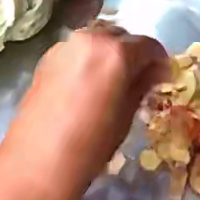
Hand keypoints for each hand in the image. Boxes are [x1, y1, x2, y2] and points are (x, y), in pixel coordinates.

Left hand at [0, 24, 168, 199]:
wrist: (36, 163)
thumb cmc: (90, 145)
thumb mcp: (126, 115)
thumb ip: (142, 84)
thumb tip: (155, 71)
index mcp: (117, 52)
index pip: (148, 45)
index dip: (159, 60)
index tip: (163, 77)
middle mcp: (92, 38)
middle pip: (122, 36)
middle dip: (133, 54)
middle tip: (138, 79)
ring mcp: (66, 45)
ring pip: (98, 39)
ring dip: (110, 53)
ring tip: (111, 81)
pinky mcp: (47, 57)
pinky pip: (78, 50)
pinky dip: (88, 59)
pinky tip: (88, 84)